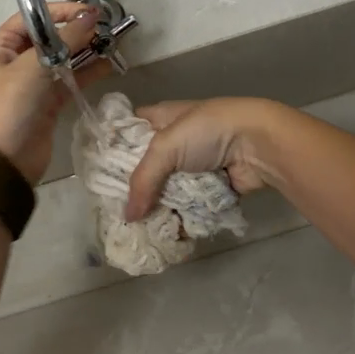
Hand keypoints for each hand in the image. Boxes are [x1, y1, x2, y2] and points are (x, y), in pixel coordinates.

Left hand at [0, 3, 112, 182]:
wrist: (4, 165)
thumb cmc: (9, 108)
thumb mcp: (33, 69)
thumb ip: (65, 41)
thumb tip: (91, 15)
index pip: (32, 18)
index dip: (60, 12)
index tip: (88, 12)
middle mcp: (14, 60)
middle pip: (49, 36)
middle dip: (76, 31)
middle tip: (104, 27)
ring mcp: (32, 81)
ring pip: (63, 57)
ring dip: (85, 50)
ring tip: (110, 43)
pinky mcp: (48, 100)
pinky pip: (70, 78)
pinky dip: (88, 71)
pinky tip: (107, 64)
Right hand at [124, 98, 288, 220]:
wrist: (258, 144)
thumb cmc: (208, 132)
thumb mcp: (167, 146)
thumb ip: (143, 180)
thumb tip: (128, 215)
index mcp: (162, 118)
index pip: (128, 131)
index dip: (112, 149)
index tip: (96, 176)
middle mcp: (175, 142)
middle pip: (145, 168)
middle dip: (134, 191)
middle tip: (117, 214)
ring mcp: (193, 166)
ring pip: (166, 191)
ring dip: (158, 210)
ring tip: (141, 232)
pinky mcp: (210, 188)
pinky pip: (188, 206)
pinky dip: (180, 219)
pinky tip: (167, 235)